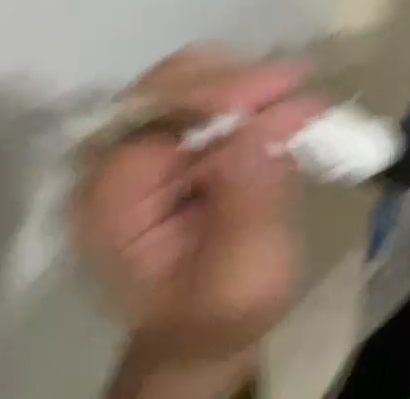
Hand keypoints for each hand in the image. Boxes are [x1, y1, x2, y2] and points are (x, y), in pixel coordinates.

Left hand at [74, 50, 326, 363]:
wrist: (201, 331)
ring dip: (245, 80)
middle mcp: (112, 160)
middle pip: (168, 84)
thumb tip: (258, 133)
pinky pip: (203, 93)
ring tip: (297, 92)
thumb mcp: (241, 274)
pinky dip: (244, 91)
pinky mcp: (167, 140)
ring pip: (188, 78)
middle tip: (298, 82)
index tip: (282, 87)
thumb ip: (248, 204)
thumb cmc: (219, 312)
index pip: (157, 118)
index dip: (217, 94)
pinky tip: (282, 103)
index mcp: (111, 199)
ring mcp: (137, 144)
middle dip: (236, 79)